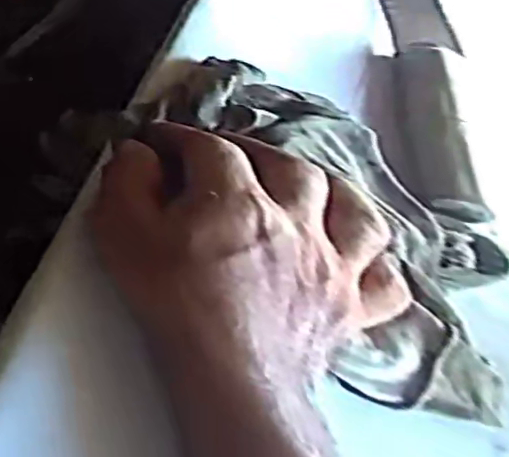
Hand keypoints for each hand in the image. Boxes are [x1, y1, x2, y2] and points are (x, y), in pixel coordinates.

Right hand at [91, 122, 411, 454]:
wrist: (226, 374)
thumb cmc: (171, 296)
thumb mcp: (120, 226)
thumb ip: (126, 177)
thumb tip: (137, 151)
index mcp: (237, 201)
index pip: (211, 146)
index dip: (180, 135)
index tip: (157, 139)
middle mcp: (296, 224)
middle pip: (290, 164)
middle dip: (252, 149)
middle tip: (220, 151)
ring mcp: (335, 267)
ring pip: (357, 210)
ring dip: (328, 187)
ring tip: (298, 183)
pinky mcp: (356, 308)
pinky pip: (388, 275)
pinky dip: (373, 255)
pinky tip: (347, 248)